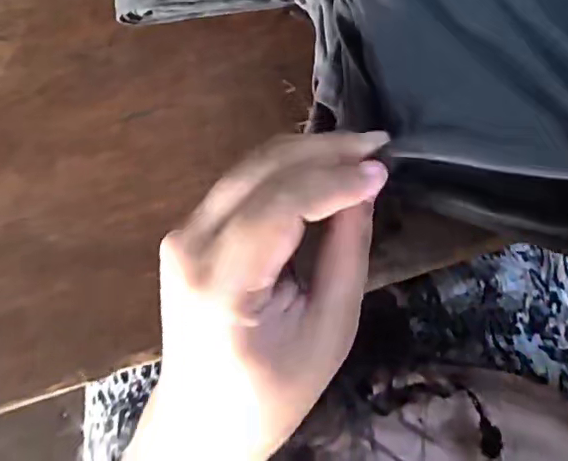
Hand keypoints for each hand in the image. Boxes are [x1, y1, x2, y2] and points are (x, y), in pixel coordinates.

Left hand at [126, 132, 387, 460]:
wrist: (200, 424)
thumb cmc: (271, 392)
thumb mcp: (328, 333)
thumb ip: (347, 253)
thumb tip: (366, 187)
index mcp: (221, 281)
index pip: (281, 204)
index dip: (334, 179)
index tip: (381, 169)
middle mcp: (193, 242)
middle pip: (264, 168)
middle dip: (326, 149)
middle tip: (376, 144)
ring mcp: (186, 229)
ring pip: (254, 163)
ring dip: (310, 149)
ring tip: (358, 149)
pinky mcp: (191, 225)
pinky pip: (246, 177)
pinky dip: (290, 165)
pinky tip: (325, 164)